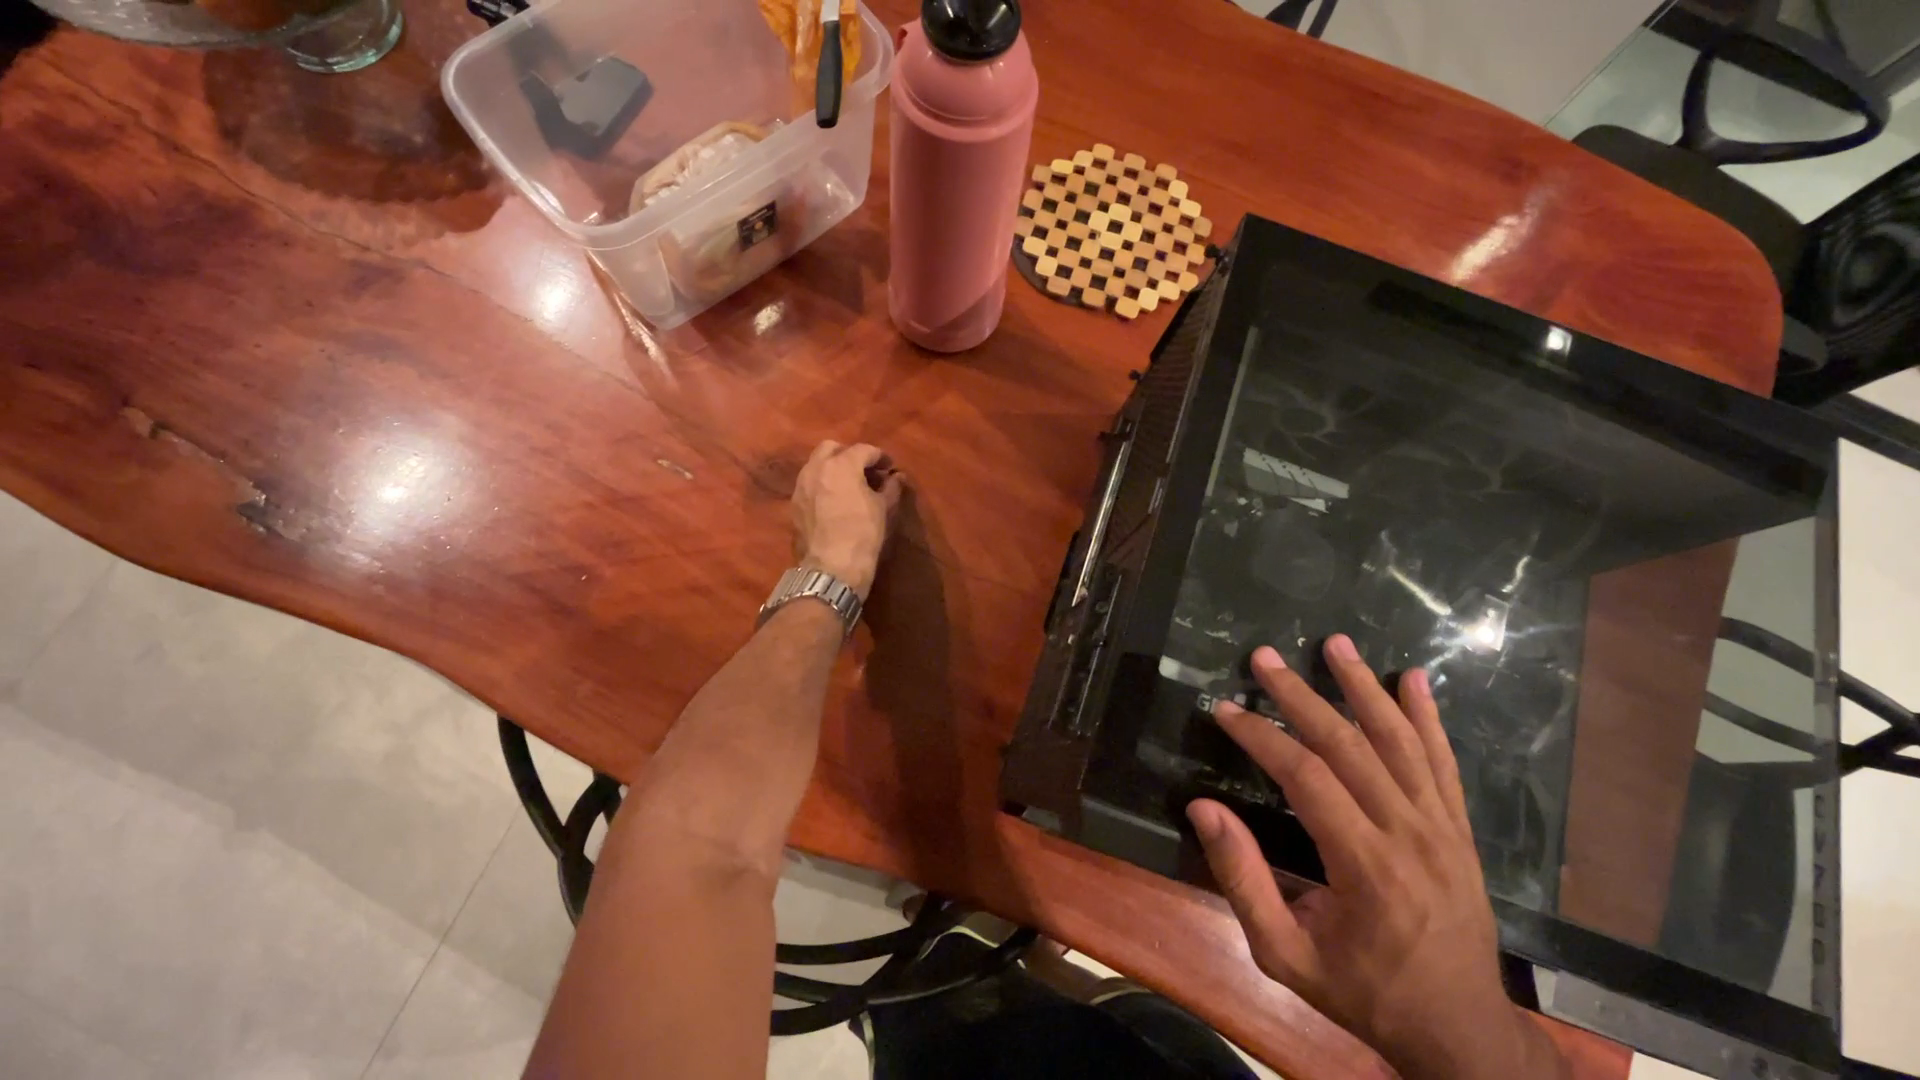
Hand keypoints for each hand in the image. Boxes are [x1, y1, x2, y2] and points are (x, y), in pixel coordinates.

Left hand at [791, 441, 902, 600]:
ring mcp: (801, 486)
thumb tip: (897, 477)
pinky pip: (809, 485)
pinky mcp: (794, 505)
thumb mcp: (883, 509)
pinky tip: (833, 502)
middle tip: (865, 471)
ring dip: (833, 468)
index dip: (880, 457)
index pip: (863, 450)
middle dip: (849, 455)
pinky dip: (822, 485)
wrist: (831, 567)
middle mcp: (816, 469)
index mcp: (841, 465)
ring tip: (848, 486)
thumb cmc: (863, 534)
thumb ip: (891, 487)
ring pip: (816, 465)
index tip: (890, 467)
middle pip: (832, 448)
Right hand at [1187, 638, 1566, 1079]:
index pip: (1305, 777)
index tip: (1224, 709)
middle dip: (1302, 696)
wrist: (1460, 1031)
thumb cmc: (1364, 993)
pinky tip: (1415, 679)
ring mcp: (1442, 827)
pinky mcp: (1459, 830)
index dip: (1261, 737)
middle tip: (1265, 657)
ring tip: (1335, 644)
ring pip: (1401, 740)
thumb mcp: (1284, 955)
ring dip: (1364, 687)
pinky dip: (1429, 717)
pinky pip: (1443, 762)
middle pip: (1351, 744)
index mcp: (1364, 865)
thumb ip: (1241, 880)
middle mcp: (1408, 833)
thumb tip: (1203, 808)